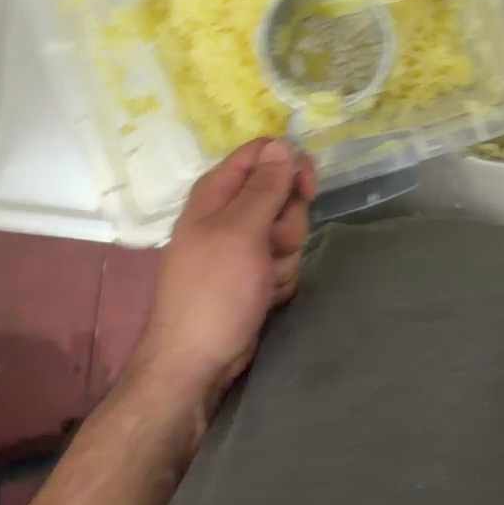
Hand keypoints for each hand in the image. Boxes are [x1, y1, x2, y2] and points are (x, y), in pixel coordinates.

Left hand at [126, 138, 316, 401]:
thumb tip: (281, 142)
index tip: (306, 187)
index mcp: (217, 191)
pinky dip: (281, 279)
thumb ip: (265, 186)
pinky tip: (264, 297)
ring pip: (289, 231)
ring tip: (262, 279)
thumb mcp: (241, 231)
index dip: (289, 165)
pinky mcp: (255, 274)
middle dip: (288, 223)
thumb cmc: (214, 291)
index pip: (262, 153)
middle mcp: (229, 212)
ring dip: (285, 257)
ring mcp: (243, 246)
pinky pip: (285, 261)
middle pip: (283, 194)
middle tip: (271, 246)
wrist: (197, 362)